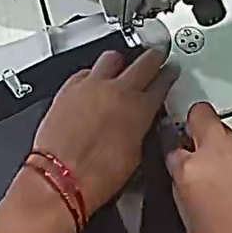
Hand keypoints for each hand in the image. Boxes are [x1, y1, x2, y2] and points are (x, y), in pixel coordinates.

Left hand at [31, 49, 174, 211]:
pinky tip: (92, 81)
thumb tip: (138, 125)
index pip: (162, 82)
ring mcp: (91, 86)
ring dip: (120, 61)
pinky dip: (91, 74)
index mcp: (140, 108)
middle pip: (143, 62)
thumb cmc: (95, 175)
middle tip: (156, 55)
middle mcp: (117, 91)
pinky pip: (84, 72)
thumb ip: (139, 130)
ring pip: (111, 58)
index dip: (169, 75)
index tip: (170, 71)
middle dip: (154, 57)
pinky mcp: (68, 89)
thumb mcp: (134, 157)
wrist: (60, 177)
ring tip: (122, 65)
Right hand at [165, 102, 231, 232]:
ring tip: (213, 175)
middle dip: (192, 126)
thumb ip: (180, 189)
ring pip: (221, 129)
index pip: (171, 146)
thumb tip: (179, 176)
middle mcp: (217, 152)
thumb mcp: (189, 223)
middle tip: (189, 149)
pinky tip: (231, 185)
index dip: (172, 157)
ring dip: (214, 143)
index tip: (173, 165)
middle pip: (200, 114)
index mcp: (191, 168)